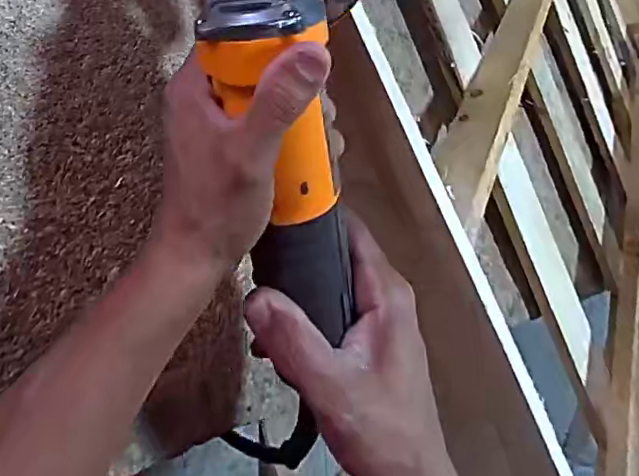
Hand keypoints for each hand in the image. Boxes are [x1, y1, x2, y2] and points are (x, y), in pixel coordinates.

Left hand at [150, 42, 331, 274]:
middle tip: (320, 110)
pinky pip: (260, 120)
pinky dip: (285, 131)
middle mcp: (199, 96)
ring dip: (295, 112)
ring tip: (321, 136)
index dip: (270, 41)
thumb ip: (279, 101)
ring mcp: (211, 121)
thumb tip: (313, 52)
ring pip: (262, 95)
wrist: (195, 258)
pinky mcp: (225, 142)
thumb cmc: (215, 205)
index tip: (305, 57)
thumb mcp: (252, 150)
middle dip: (292, 85)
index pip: (231, 38)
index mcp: (192, 85)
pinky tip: (309, 153)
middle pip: (253, 67)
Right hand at [242, 214, 454, 475]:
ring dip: (294, 287)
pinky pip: (328, 303)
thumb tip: (253, 296)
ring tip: (260, 296)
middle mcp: (383, 293)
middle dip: (294, 251)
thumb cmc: (384, 433)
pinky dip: (302, 310)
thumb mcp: (334, 387)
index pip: (347, 226)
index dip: (312, 210)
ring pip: (328, 277)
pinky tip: (276, 333)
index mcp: (385, 290)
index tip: (273, 206)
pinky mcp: (365, 335)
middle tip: (255, 256)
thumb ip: (295, 341)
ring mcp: (376, 314)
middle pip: (333, 249)